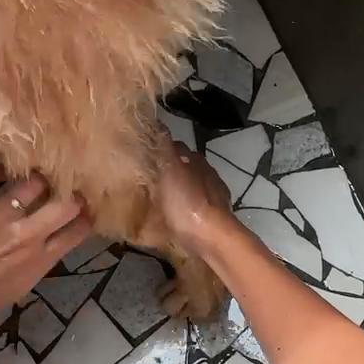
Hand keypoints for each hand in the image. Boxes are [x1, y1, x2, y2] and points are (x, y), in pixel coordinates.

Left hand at [0, 166, 91, 330]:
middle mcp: (27, 234)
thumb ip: (40, 261)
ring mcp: (1, 214)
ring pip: (33, 182)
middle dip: (71, 193)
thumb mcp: (21, 286)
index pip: (77, 231)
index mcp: (41, 258)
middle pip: (65, 204)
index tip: (87, 210)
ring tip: (37, 175)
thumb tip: (52, 241)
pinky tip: (1, 171)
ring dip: (39, 178)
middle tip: (67, 187)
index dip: (87, 217)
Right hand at [153, 133, 234, 251]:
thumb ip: (165, 149)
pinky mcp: (215, 220)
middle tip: (152, 177)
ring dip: (181, 190)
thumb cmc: (188, 204)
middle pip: (189, 168)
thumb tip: (159, 124)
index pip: (180, 148)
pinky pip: (197, 208)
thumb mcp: (170, 171)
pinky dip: (187, 208)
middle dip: (173, 170)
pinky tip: (178, 216)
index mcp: (198, 162)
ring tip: (162, 198)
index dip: (164, 149)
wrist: (212, 239)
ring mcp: (215, 199)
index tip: (148, 154)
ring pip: (194, 188)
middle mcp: (210, 176)